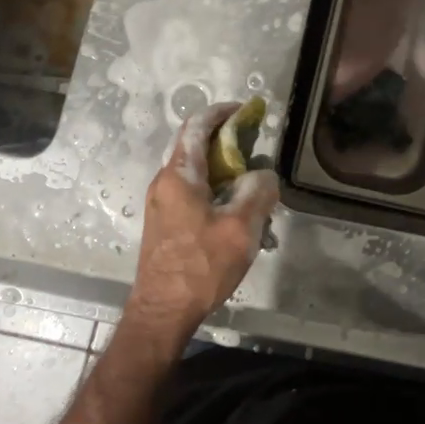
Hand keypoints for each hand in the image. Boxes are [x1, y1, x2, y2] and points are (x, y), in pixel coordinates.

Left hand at [124, 102, 279, 349]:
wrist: (162, 313)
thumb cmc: (200, 266)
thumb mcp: (241, 227)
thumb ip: (257, 191)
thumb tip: (262, 176)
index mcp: (179, 175)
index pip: (197, 126)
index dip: (221, 112)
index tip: (246, 110)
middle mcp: (165, 182)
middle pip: (194, 146)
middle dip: (225, 139)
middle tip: (254, 145)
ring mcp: (162, 204)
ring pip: (196, 172)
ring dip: (223, 170)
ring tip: (253, 185)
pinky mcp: (165, 223)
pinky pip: (192, 193)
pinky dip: (215, 190)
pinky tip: (237, 215)